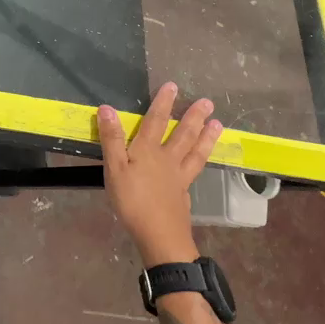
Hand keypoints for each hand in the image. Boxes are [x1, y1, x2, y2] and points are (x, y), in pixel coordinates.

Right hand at [97, 81, 221, 265]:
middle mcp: (167, 160)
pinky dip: (201, 161)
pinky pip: (195, 171)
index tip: (172, 86)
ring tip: (218, 125)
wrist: (160, 238)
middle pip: (182, 135)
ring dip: (205, 137)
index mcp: (148, 152)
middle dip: (193, 117)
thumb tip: (107, 108)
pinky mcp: (184, 193)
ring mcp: (179, 178)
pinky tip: (202, 161)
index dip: (162, 103)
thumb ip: (112, 139)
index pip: (156, 121)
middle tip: (208, 103)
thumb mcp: (115, 169)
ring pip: (195, 152)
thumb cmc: (132, 202)